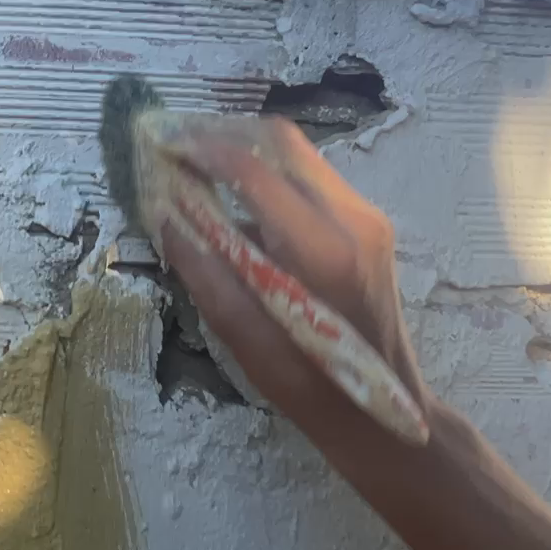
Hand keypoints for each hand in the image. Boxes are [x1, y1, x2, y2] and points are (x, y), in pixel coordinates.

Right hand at [156, 116, 430, 458]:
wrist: (389, 416)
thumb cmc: (311, 387)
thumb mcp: (244, 338)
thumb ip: (202, 271)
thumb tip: (162, 215)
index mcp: (323, 249)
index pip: (254, 170)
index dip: (202, 149)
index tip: (161, 143)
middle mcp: (352, 217)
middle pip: (279, 140)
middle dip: (220, 133)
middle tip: (174, 143)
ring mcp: (365, 215)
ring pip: (293, 150)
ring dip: (240, 146)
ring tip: (193, 159)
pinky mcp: (364, 220)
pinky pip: (305, 171)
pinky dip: (261, 166)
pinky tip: (229, 187)